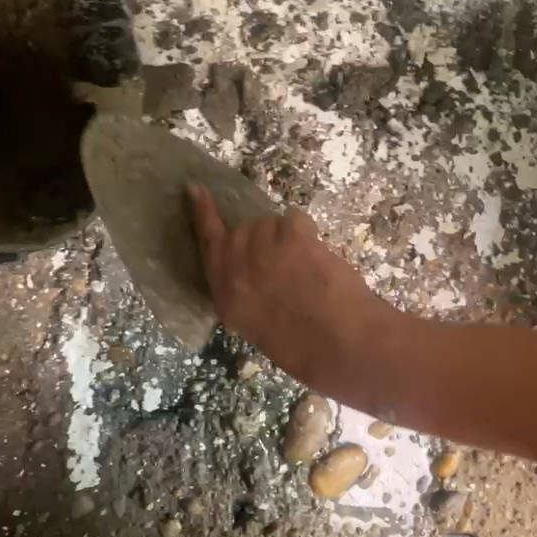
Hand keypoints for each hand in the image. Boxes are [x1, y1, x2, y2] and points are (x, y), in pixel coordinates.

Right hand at [187, 184, 395, 386]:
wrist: (341, 343)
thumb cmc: (307, 349)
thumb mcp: (260, 326)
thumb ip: (249, 292)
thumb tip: (259, 270)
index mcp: (226, 296)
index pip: (207, 245)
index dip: (202, 213)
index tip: (195, 187)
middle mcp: (236, 268)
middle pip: (243, 230)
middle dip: (263, 238)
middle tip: (288, 259)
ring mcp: (262, 249)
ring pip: (271, 222)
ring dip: (286, 236)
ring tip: (306, 265)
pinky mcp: (290, 236)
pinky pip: (295, 219)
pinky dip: (307, 232)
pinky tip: (317, 255)